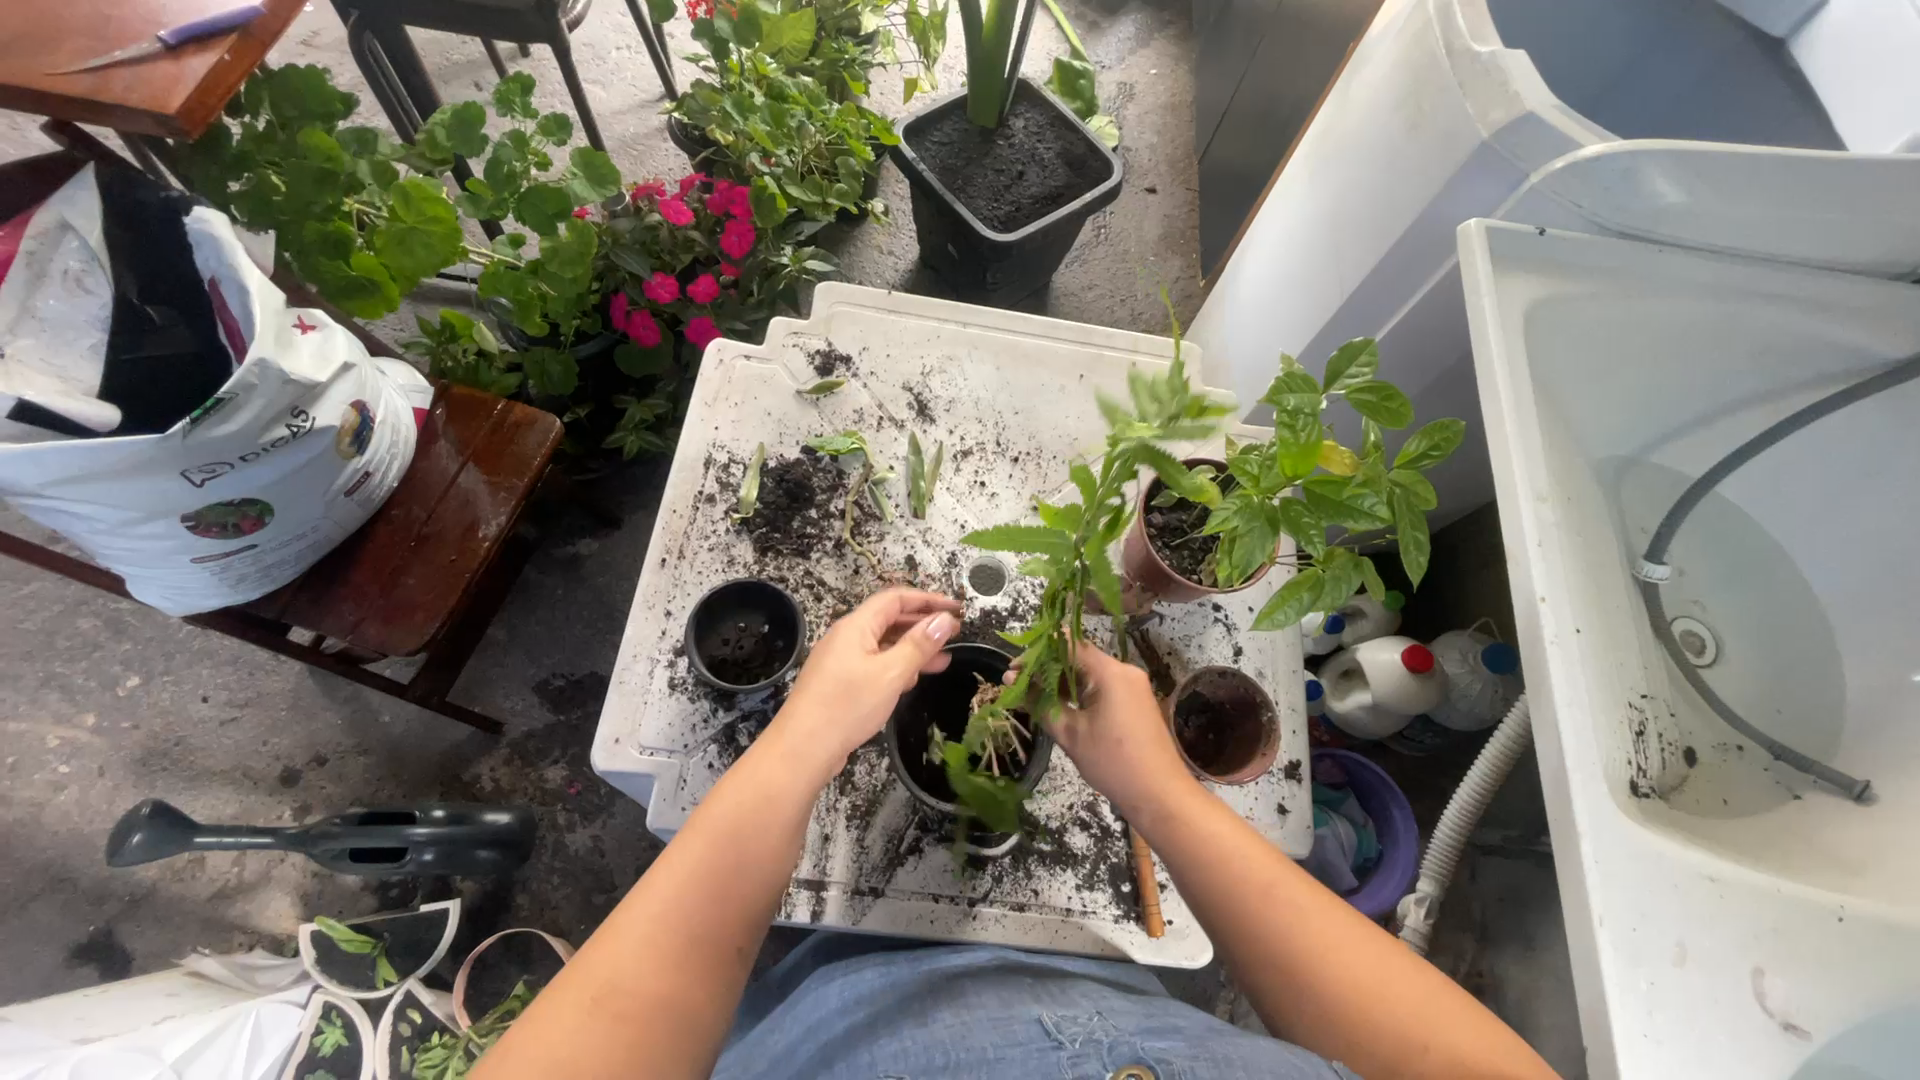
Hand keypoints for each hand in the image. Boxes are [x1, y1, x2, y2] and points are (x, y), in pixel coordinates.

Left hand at [767, 588, 960, 779]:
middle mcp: (847, 637)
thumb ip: (919, 645)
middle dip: (923, 624)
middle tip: (954, 632)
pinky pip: (874, 664)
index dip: (928, 600)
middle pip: (889, 619)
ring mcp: (841, 660)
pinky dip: (897, 666)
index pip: (896, 598)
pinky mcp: (840, 682)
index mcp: (856, 626)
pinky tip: (912, 680)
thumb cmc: (846, 706)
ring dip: (913, 648)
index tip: (955, 608)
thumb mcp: (891, 673)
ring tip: (943, 658)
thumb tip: (944, 621)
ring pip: (883, 645)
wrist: (803, 748)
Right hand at [1027, 643, 1200, 820]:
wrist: (1161, 795)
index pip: (1067, 645)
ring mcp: (1132, 685)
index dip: (1037, 654)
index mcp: (1110, 672)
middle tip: (1018, 685)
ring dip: (1061, 682)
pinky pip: (1101, 686)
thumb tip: (1010, 680)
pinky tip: (1059, 705)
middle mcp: (1124, 670)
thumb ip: (1040, 702)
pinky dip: (1078, 692)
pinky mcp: (1134, 700)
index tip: (1013, 670)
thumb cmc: (1114, 763)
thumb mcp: (1070, 733)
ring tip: (1032, 697)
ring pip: (1088, 672)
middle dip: (1046, 668)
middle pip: (1078, 656)